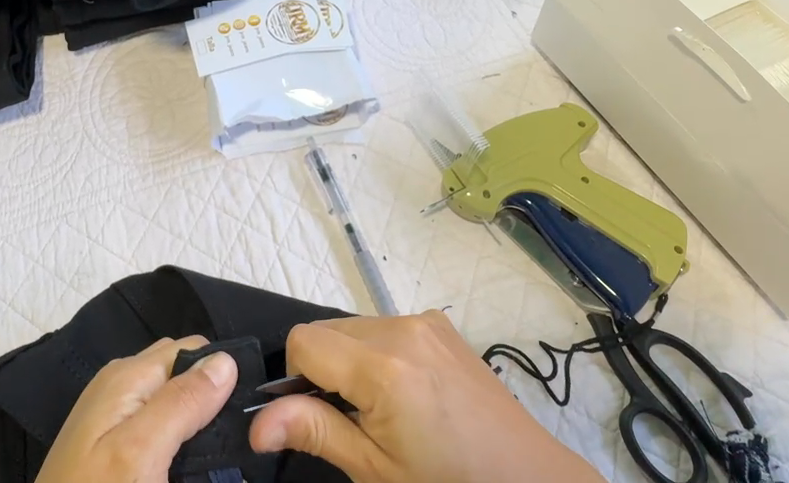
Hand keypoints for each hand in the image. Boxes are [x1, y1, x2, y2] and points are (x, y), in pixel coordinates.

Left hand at [36, 335, 239, 482]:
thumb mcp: (140, 452)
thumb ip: (181, 402)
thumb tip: (227, 359)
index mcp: (128, 375)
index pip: (193, 348)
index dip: (222, 373)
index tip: (246, 411)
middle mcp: (123, 387)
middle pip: (185, 375)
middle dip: (213, 400)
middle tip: (237, 442)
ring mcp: (118, 419)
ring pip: (176, 405)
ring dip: (200, 427)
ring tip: (221, 460)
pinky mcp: (118, 449)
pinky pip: (161, 430)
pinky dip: (181, 444)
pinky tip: (192, 468)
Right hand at [249, 312, 604, 482]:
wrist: (532, 482)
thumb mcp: (377, 471)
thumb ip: (316, 432)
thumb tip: (255, 424)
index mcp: (384, 366)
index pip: (303, 341)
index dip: (296, 380)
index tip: (317, 418)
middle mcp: (402, 328)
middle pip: (328, 330)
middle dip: (324, 371)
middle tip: (353, 423)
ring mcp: (425, 321)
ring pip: (354, 328)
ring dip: (350, 361)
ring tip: (383, 412)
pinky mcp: (440, 324)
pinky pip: (385, 327)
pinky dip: (378, 353)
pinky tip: (405, 394)